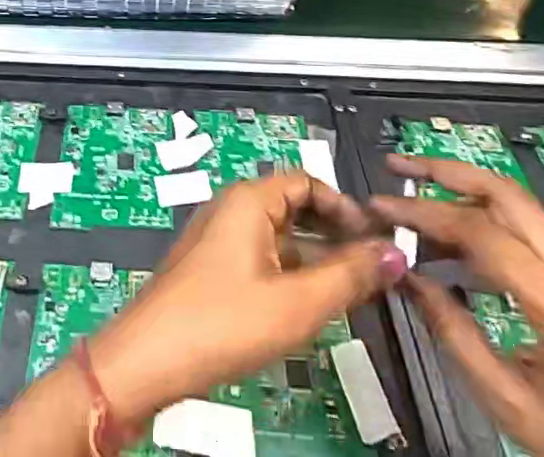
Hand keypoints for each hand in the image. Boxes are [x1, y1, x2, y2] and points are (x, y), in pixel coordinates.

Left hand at [88, 172, 406, 420]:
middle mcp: (231, 210)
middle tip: (370, 268)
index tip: (375, 238)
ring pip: (279, 237)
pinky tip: (308, 306)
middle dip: (335, 235)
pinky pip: (260, 258)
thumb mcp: (297, 302)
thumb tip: (395, 253)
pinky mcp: (210, 268)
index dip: (345, 207)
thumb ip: (351, 276)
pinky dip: (289, 273)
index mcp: (248, 200)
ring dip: (315, 258)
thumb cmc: (223, 322)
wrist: (148, 361)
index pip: (307, 182)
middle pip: (294, 207)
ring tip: (350, 292)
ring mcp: (218, 239)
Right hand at [371, 156, 543, 456]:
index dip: (427, 214)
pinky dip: (481, 219)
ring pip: (519, 206)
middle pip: (510, 195)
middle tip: (397, 167)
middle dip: (446, 171)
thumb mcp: (513, 407)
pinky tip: (449, 240)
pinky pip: (527, 231)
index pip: (488, 235)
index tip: (383, 208)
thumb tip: (408, 278)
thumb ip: (455, 336)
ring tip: (412, 201)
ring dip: (462, 190)